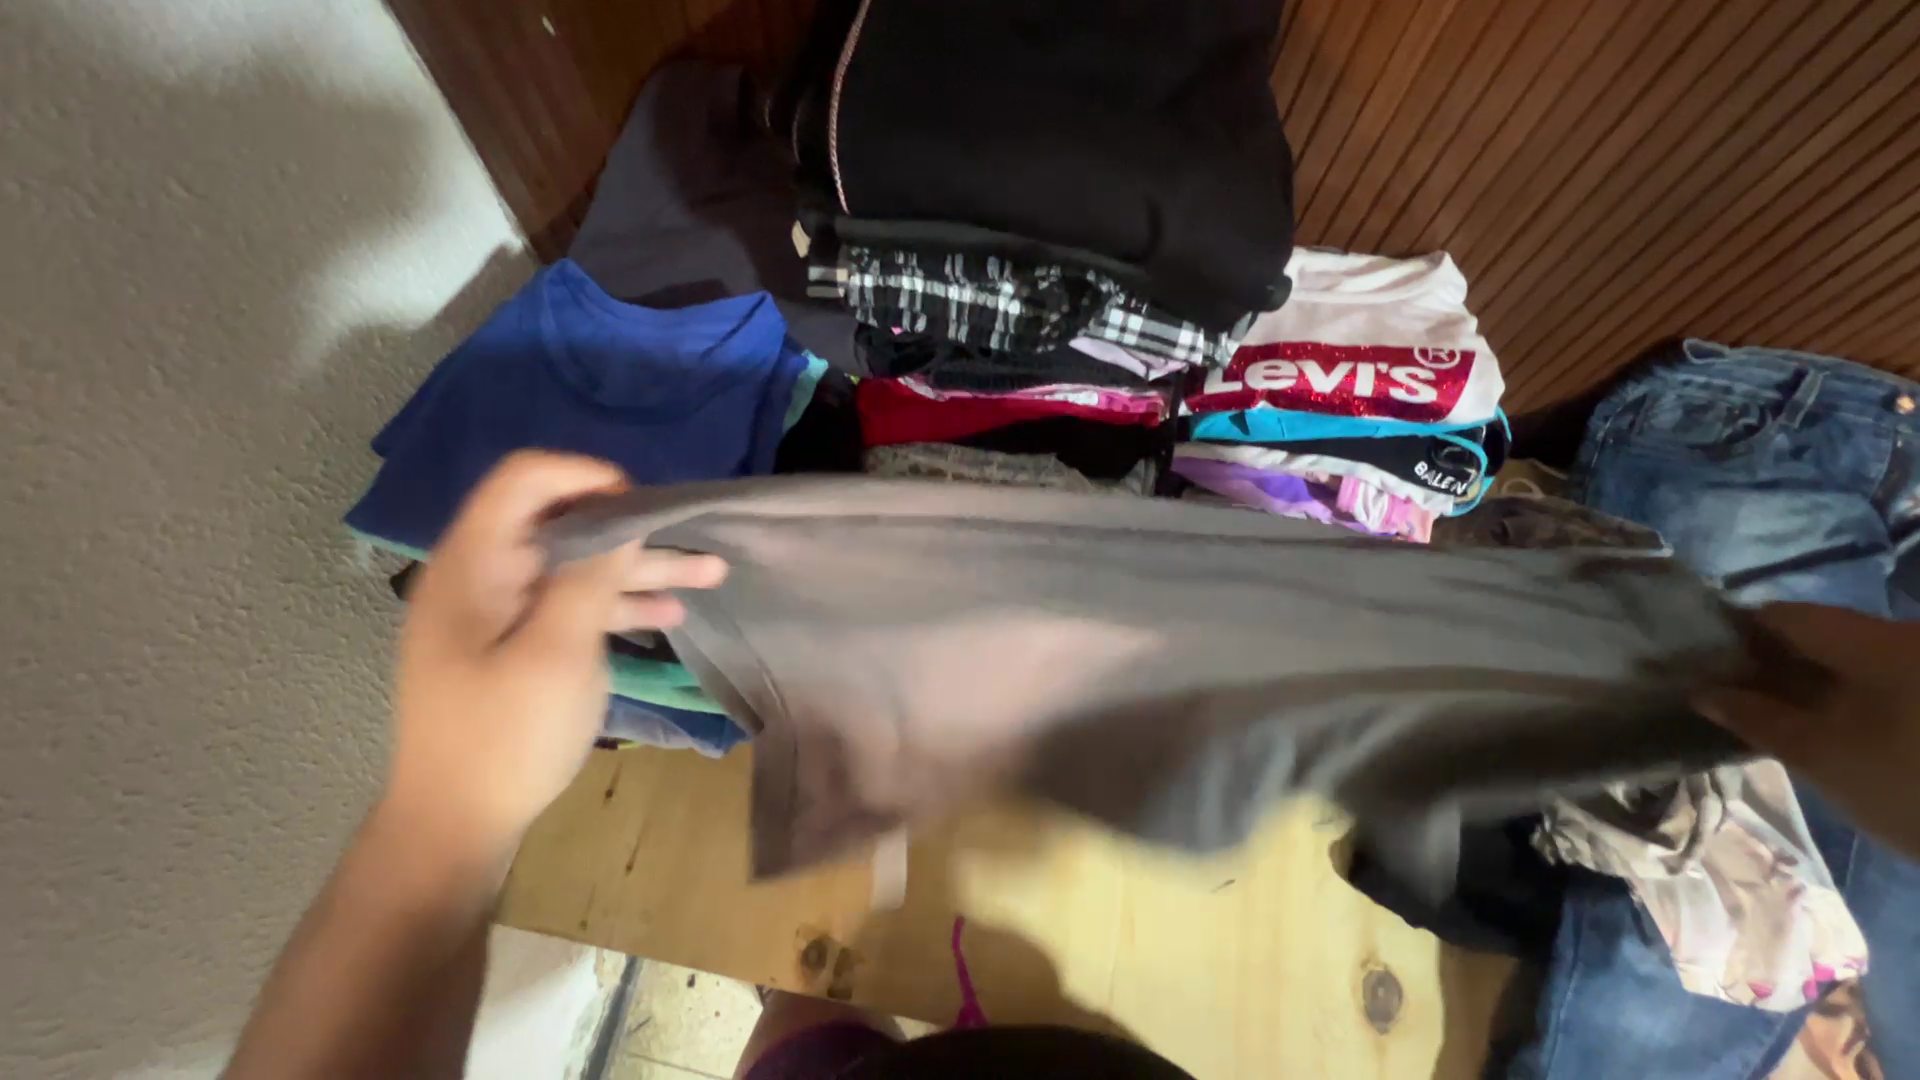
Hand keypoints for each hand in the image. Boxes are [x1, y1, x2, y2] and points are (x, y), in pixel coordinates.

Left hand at [382, 451, 726, 854]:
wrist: (457, 824)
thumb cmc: (503, 737)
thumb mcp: (556, 654)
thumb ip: (591, 579)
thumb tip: (626, 523)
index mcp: (476, 565)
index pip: (526, 481)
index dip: (587, 477)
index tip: (643, 507)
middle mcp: (487, 575)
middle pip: (564, 523)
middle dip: (634, 529)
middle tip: (693, 537)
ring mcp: (504, 611)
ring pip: (580, 566)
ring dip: (641, 569)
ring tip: (710, 572)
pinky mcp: (521, 643)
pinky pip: (575, 605)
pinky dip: (620, 605)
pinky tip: (669, 616)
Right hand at [1695, 602, 1919, 860]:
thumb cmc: (1917, 790)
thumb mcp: (1820, 758)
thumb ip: (1754, 718)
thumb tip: (1704, 692)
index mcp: (1878, 641)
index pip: (1782, 615)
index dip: (1736, 635)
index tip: (1707, 664)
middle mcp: (1914, 640)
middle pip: (1825, 636)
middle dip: (1777, 663)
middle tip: (1739, 695)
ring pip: (1863, 660)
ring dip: (1819, 683)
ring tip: (1787, 716)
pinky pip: (1897, 681)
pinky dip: (1862, 697)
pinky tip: (1845, 727)